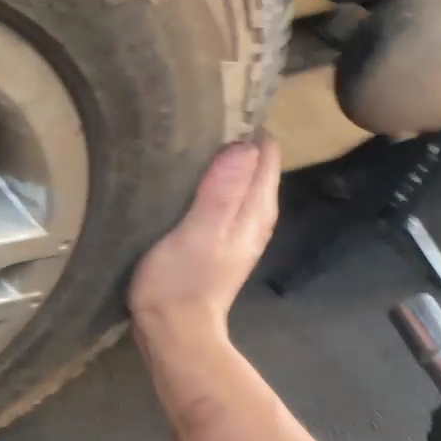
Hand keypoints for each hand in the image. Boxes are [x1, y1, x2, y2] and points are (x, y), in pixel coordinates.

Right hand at [129, 134, 282, 346]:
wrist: (174, 333)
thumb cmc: (180, 284)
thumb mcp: (196, 235)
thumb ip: (221, 193)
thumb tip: (244, 146)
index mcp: (254, 210)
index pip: (266, 152)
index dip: (249, 127)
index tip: (220, 107)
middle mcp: (255, 218)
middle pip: (257, 166)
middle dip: (238, 141)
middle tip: (202, 121)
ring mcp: (238, 234)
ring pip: (241, 184)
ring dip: (225, 164)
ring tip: (194, 145)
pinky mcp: (218, 246)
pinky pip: (224, 203)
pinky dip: (213, 187)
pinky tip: (189, 186)